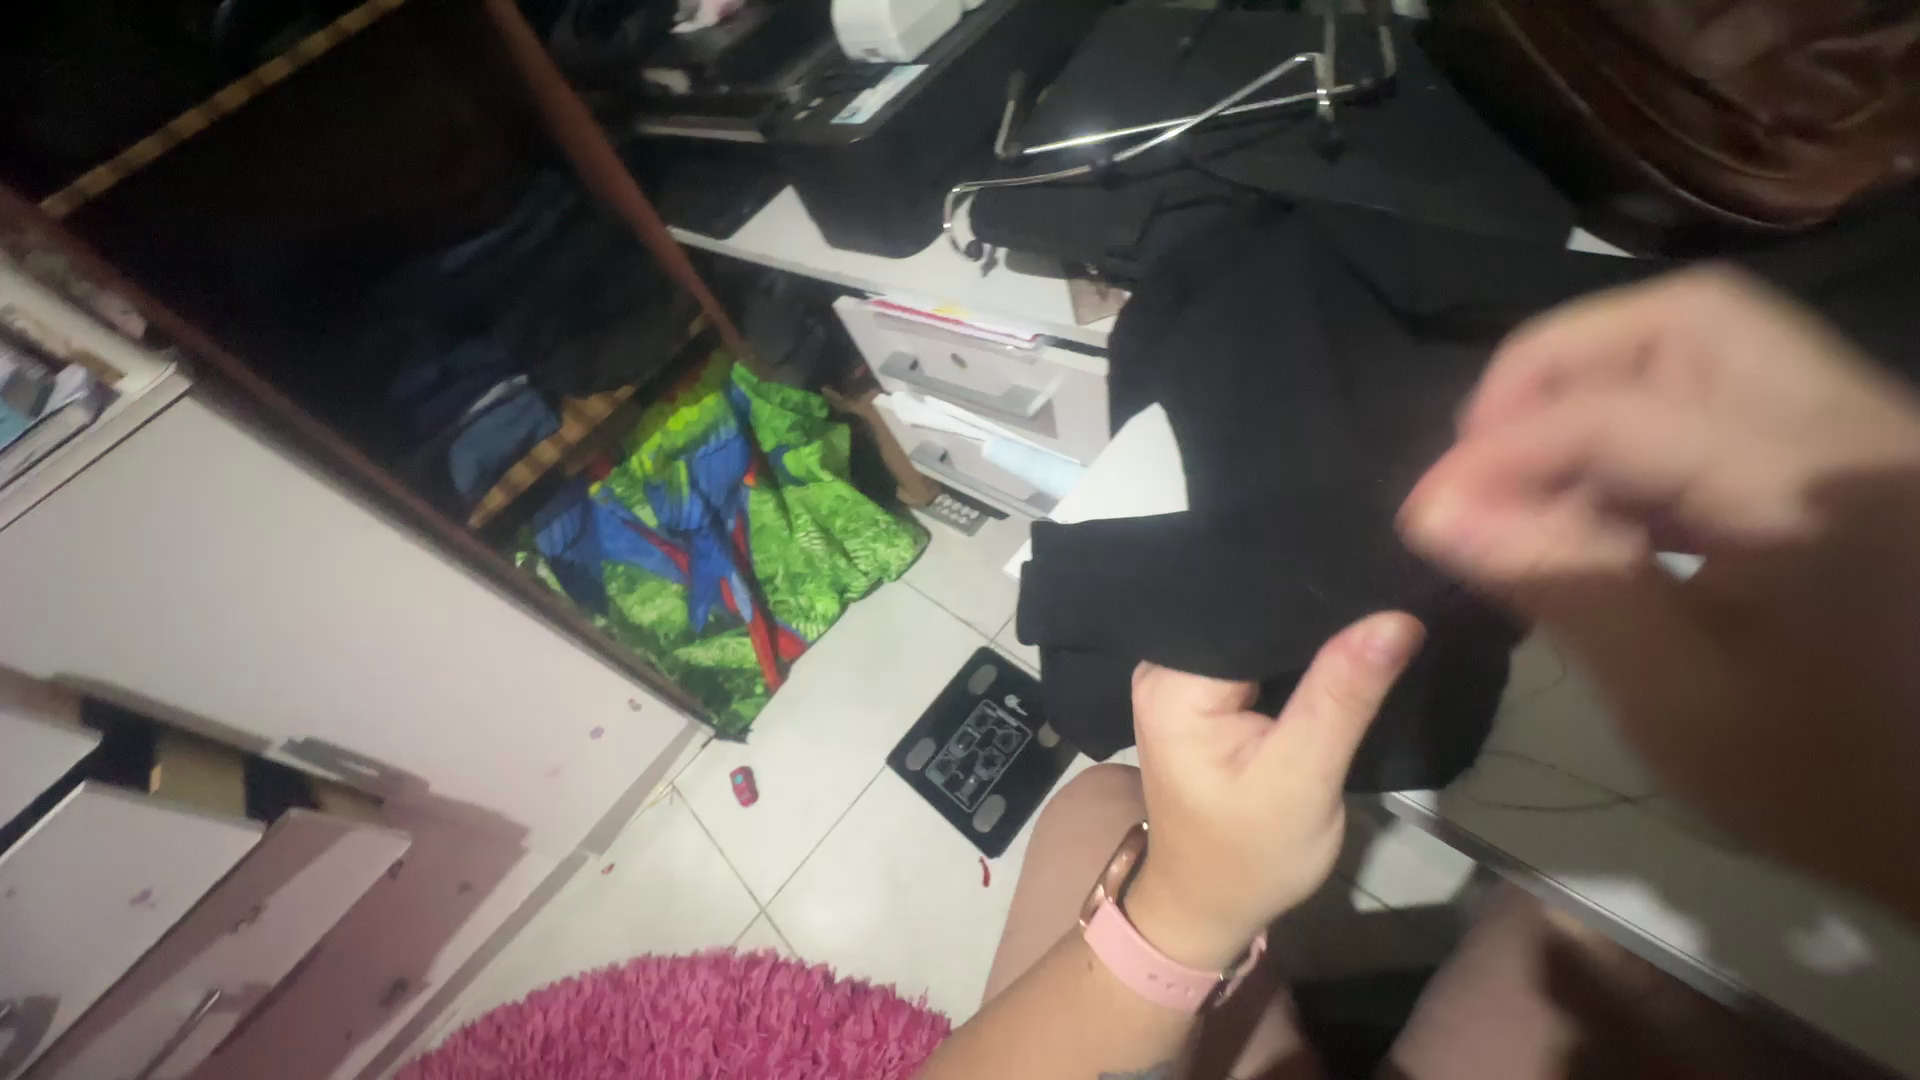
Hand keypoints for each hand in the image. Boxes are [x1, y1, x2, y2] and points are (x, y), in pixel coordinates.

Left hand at [1121, 613, 1424, 969]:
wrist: (1208, 899)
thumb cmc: (1249, 852)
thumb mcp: (1303, 779)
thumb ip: (1342, 696)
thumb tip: (1393, 619)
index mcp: (1172, 681)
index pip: (1240, 610)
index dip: (1301, 595)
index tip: (1361, 576)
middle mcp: (1161, 666)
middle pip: (1239, 614)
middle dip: (1300, 607)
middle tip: (1371, 591)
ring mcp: (1174, 677)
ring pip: (1244, 630)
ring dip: (1296, 629)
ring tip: (1357, 608)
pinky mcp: (1195, 692)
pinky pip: (1243, 652)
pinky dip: (1282, 651)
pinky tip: (1324, 641)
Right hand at [1398, 267, 1919, 911]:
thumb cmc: (1834, 779)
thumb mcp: (1676, 697)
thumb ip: (1558, 582)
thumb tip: (1432, 511)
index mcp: (1819, 488)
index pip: (1618, 415)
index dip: (1497, 452)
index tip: (1423, 515)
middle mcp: (1853, 429)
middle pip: (1680, 321)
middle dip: (1550, 371)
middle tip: (1481, 457)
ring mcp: (1852, 437)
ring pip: (1694, 347)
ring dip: (1581, 395)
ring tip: (1521, 483)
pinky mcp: (1831, 464)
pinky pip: (1707, 401)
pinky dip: (1619, 432)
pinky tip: (1583, 507)